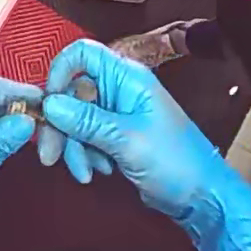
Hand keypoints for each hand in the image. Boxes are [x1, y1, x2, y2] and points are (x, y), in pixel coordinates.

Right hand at [37, 41, 250, 250]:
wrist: (200, 196)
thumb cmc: (175, 162)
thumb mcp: (127, 140)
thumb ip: (87, 120)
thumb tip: (50, 103)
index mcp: (127, 77)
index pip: (82, 54)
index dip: (60, 73)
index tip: (50, 105)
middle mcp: (120, 88)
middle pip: (72, 91)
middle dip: (60, 124)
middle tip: (51, 156)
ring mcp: (118, 111)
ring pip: (75, 116)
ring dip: (74, 145)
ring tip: (88, 171)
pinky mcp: (115, 133)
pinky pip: (86, 135)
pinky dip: (85, 153)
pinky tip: (98, 171)